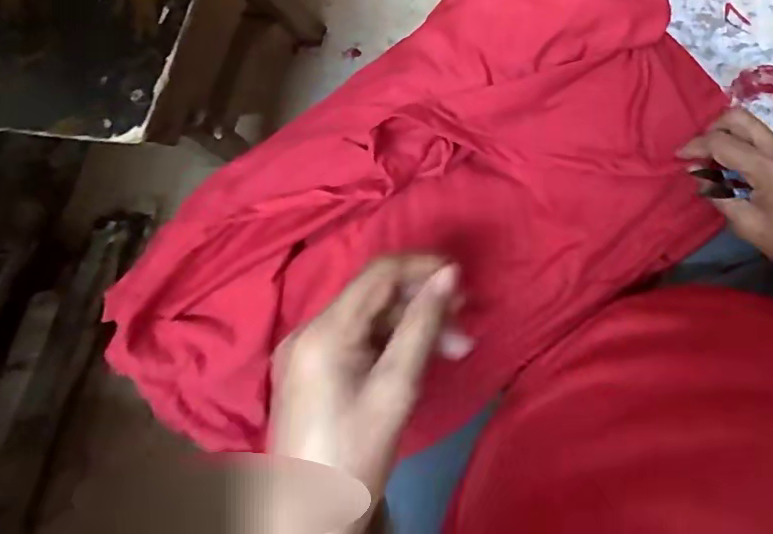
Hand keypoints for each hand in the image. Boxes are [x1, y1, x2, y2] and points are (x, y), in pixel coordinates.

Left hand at [268, 254, 461, 503]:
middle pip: (377, 294)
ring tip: (457, 346)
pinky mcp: (315, 371)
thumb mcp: (397, 386)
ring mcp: (309, 352)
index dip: (424, 266)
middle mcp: (309, 331)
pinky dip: (397, 341)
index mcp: (323, 331)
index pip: (380, 272)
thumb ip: (424, 323)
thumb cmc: (354, 456)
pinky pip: (363, 338)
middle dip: (425, 300)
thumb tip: (451, 272)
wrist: (307, 527)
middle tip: (466, 317)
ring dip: (416, 323)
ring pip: (374, 316)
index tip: (462, 279)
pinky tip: (426, 356)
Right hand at [678, 107, 772, 292]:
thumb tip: (700, 175)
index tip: (681, 157)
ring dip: (732, 137)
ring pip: (755, 128)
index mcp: (770, 169)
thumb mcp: (748, 227)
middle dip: (713, 128)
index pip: (722, 143)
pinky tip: (746, 174)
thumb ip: (720, 196)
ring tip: (719, 163)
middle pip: (739, 117)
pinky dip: (751, 149)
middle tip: (700, 151)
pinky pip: (770, 142)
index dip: (696, 146)